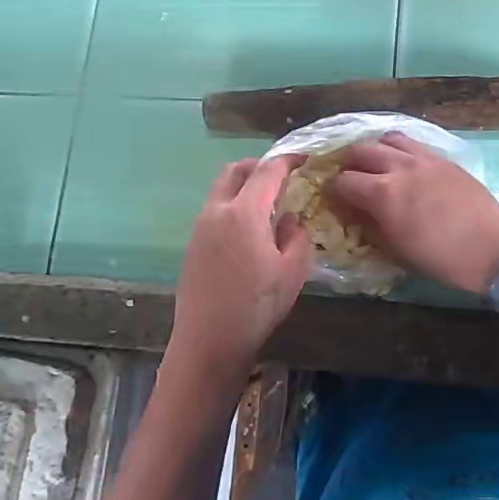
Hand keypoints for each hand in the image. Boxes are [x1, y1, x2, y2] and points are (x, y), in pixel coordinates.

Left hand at [169, 157, 313, 378]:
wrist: (207, 341)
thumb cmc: (256, 307)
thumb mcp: (292, 272)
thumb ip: (296, 236)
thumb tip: (290, 218)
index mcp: (243, 213)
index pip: (267, 171)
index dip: (288, 160)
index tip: (305, 158)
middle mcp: (216, 211)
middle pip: (235, 171)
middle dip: (259, 166)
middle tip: (282, 175)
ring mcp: (200, 227)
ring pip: (221, 189)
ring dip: (244, 185)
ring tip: (269, 203)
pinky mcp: (193, 244)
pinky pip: (215, 210)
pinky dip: (233, 205)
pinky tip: (250, 229)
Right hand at [328, 133, 498, 292]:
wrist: (494, 251)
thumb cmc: (440, 259)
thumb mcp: (394, 250)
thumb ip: (368, 224)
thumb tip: (353, 211)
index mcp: (382, 194)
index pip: (342, 181)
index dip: (333, 191)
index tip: (335, 200)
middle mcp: (399, 167)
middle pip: (359, 151)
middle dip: (349, 165)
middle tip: (352, 180)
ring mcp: (423, 158)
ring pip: (386, 138)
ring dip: (374, 150)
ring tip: (376, 166)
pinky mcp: (443, 158)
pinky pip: (412, 143)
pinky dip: (398, 149)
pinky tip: (403, 165)